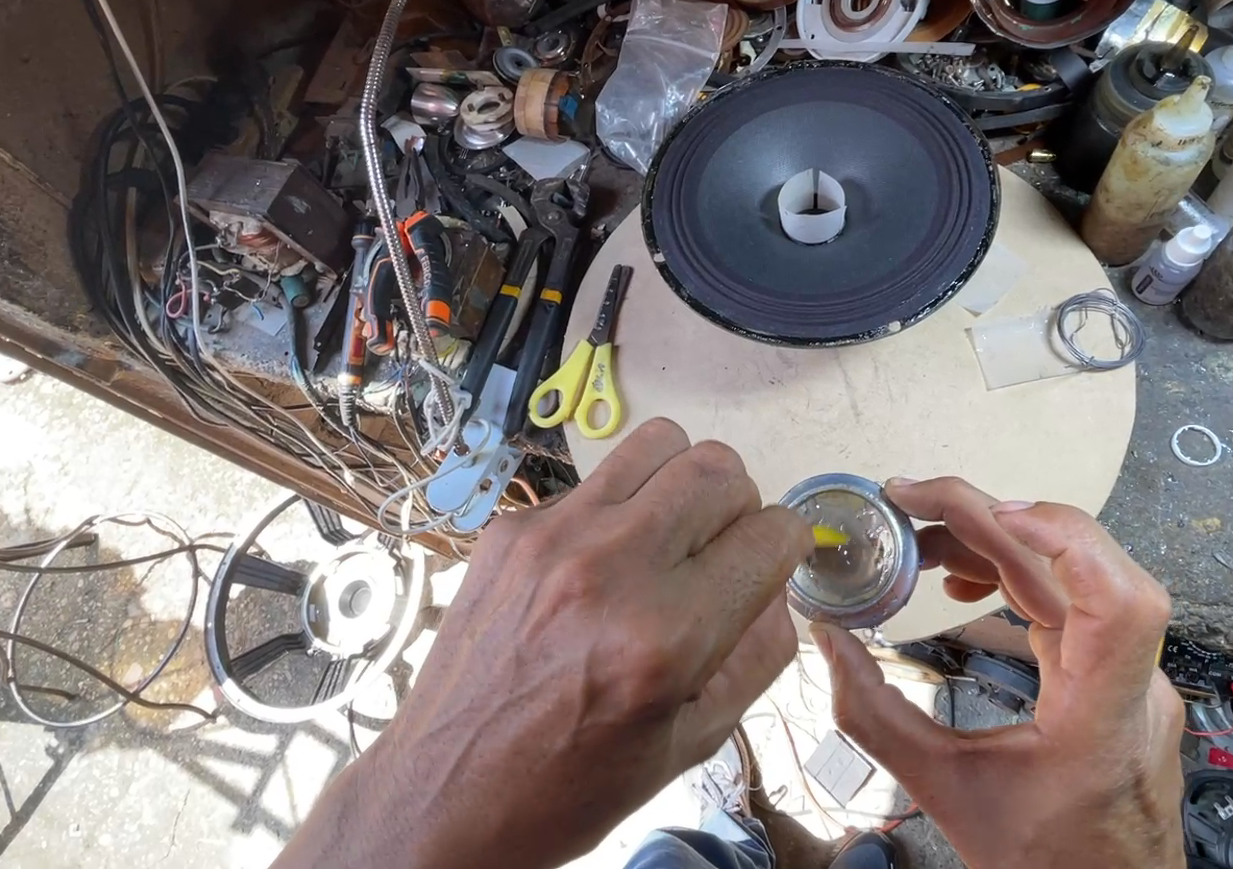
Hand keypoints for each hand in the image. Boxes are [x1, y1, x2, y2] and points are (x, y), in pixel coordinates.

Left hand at [274, 419, 811, 868]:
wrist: (444, 790)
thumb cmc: (574, 783)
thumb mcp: (692, 743)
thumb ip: (759, 652)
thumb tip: (776, 580)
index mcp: (665, 635)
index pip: (769, 535)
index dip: (789, 543)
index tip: (773, 559)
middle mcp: (609, 565)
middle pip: (719, 468)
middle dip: (743, 503)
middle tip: (722, 545)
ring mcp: (552, 533)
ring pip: (660, 441)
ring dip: (685, 480)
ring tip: (670, 529)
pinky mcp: (512, 525)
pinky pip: (596, 480)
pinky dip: (620, 507)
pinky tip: (598, 560)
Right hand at [811, 478, 1182, 868]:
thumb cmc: (1042, 865)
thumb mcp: (942, 792)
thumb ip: (871, 714)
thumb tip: (825, 638)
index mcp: (1101, 718)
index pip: (1119, 603)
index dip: (1063, 538)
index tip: (993, 512)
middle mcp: (1129, 685)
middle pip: (1073, 565)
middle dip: (982, 519)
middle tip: (906, 499)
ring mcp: (1130, 676)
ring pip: (1068, 571)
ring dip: (990, 539)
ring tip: (917, 542)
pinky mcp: (1113, 673)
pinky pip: (1065, 597)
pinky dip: (1008, 571)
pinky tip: (959, 583)